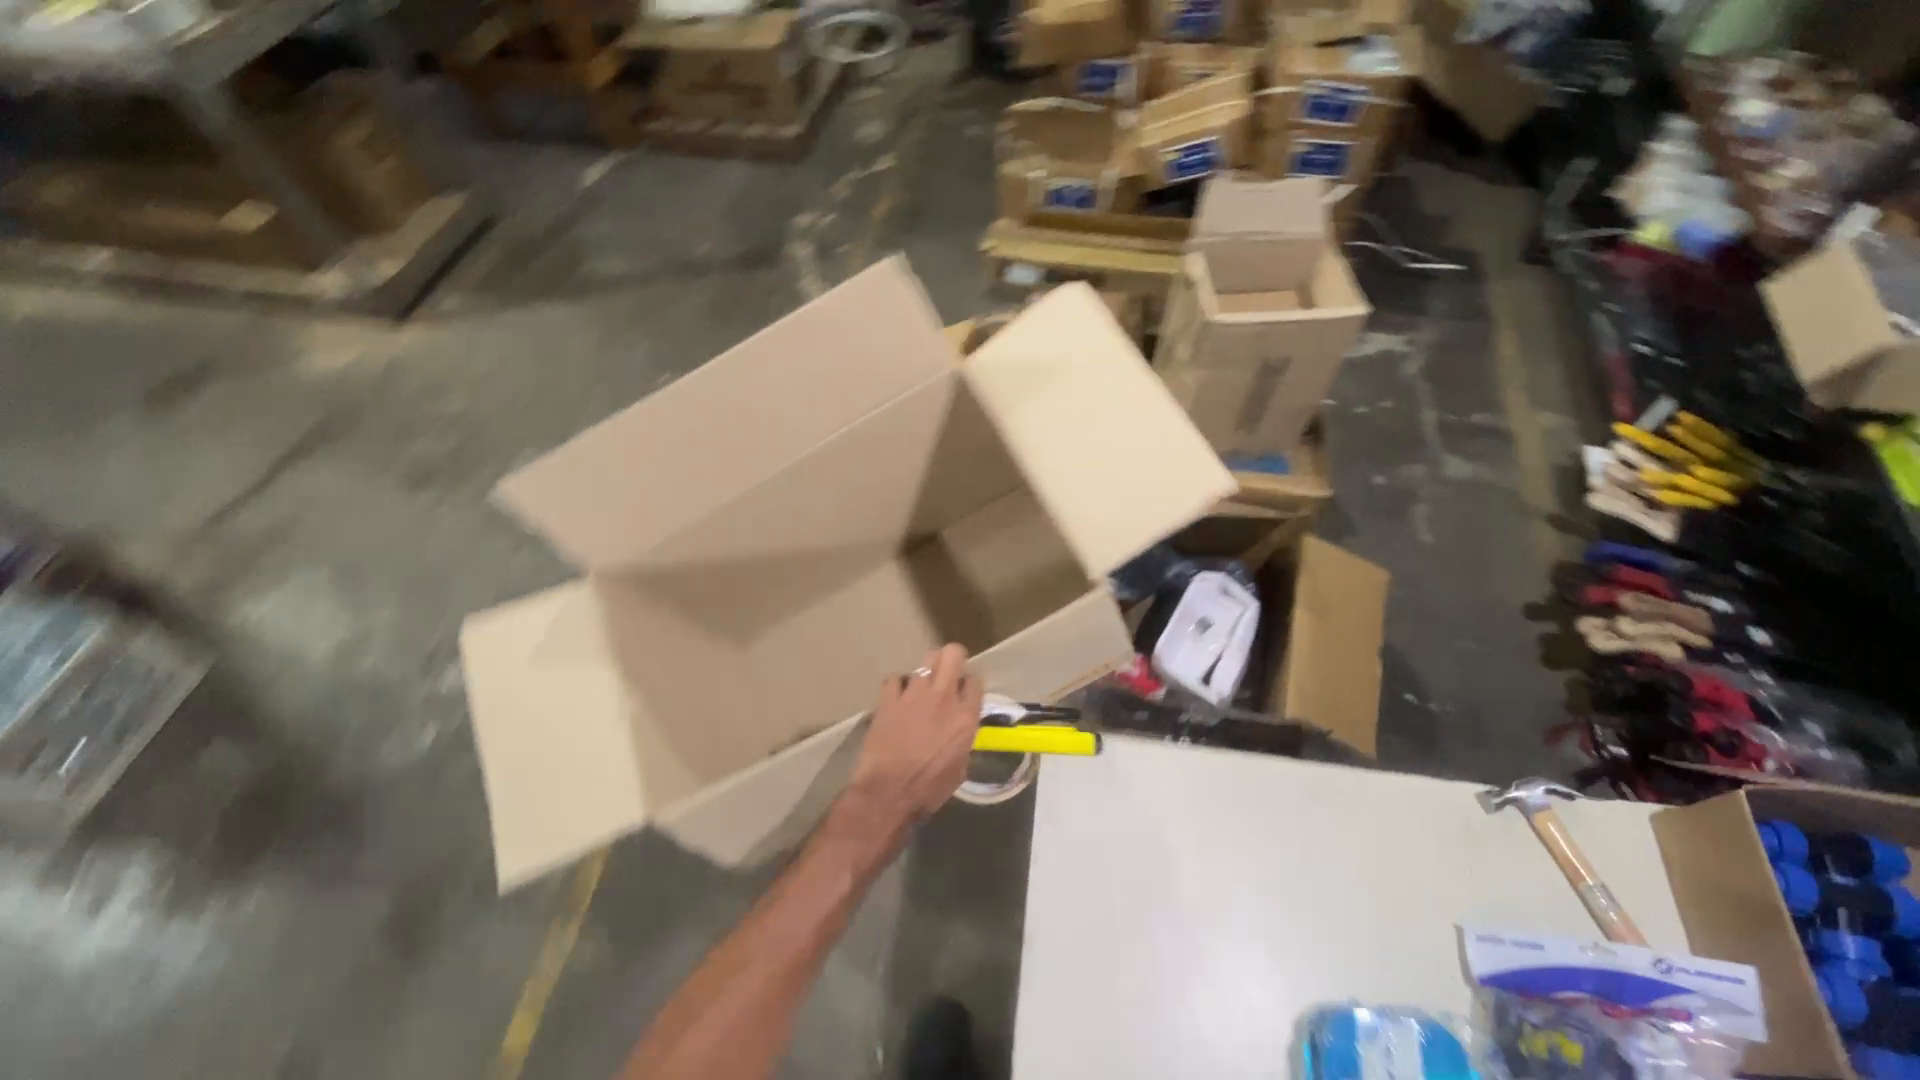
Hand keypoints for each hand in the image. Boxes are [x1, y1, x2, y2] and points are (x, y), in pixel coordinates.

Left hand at [844, 644, 983, 827]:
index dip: (969, 683)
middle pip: (952, 654)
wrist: (889, 793)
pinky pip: (894, 679)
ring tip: (920, 686)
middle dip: (952, 658)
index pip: (975, 681)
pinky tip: (896, 698)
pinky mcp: (888, 699)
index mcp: (965, 717)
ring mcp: (913, 695)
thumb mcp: (959, 769)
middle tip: (946, 672)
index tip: (964, 691)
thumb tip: (957, 735)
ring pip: (925, 660)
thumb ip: (962, 742)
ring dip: (925, 672)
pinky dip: (896, 686)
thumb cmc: (929, 789)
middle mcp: (943, 698)